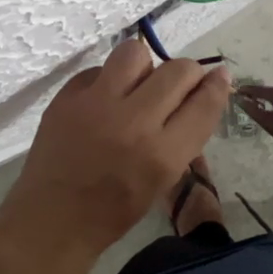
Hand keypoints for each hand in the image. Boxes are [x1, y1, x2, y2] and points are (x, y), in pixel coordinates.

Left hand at [0, 39, 231, 258]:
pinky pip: (99, 69)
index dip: (217, 85)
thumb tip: (201, 97)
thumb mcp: (162, 181)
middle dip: (188, 73)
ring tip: (139, 86)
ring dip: (146, 66)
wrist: (53, 220)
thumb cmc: (113, 211)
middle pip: (178, 71)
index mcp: (162, 155)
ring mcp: (96, 105)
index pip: (204, 103)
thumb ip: (182, 139)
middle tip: (181, 84)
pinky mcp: (66, 98)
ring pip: (135, 53)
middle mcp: (134, 123)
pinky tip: (105, 101)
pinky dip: (109, 80)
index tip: (219, 76)